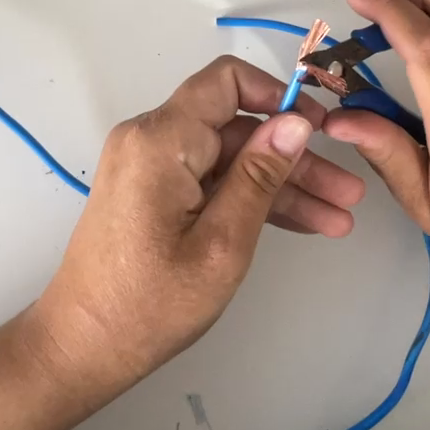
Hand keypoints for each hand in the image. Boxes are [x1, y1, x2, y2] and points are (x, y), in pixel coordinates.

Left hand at [27, 56, 366, 387]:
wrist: (81, 349)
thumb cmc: (150, 303)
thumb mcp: (221, 244)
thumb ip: (259, 176)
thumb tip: (296, 121)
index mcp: (161, 139)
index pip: (226, 81)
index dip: (278, 94)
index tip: (320, 126)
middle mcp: (152, 139)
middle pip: (237, 127)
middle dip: (295, 157)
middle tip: (347, 190)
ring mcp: (152, 166)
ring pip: (230, 158)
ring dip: (283, 184)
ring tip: (339, 217)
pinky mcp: (155, 191)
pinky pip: (212, 180)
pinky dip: (251, 199)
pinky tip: (304, 224)